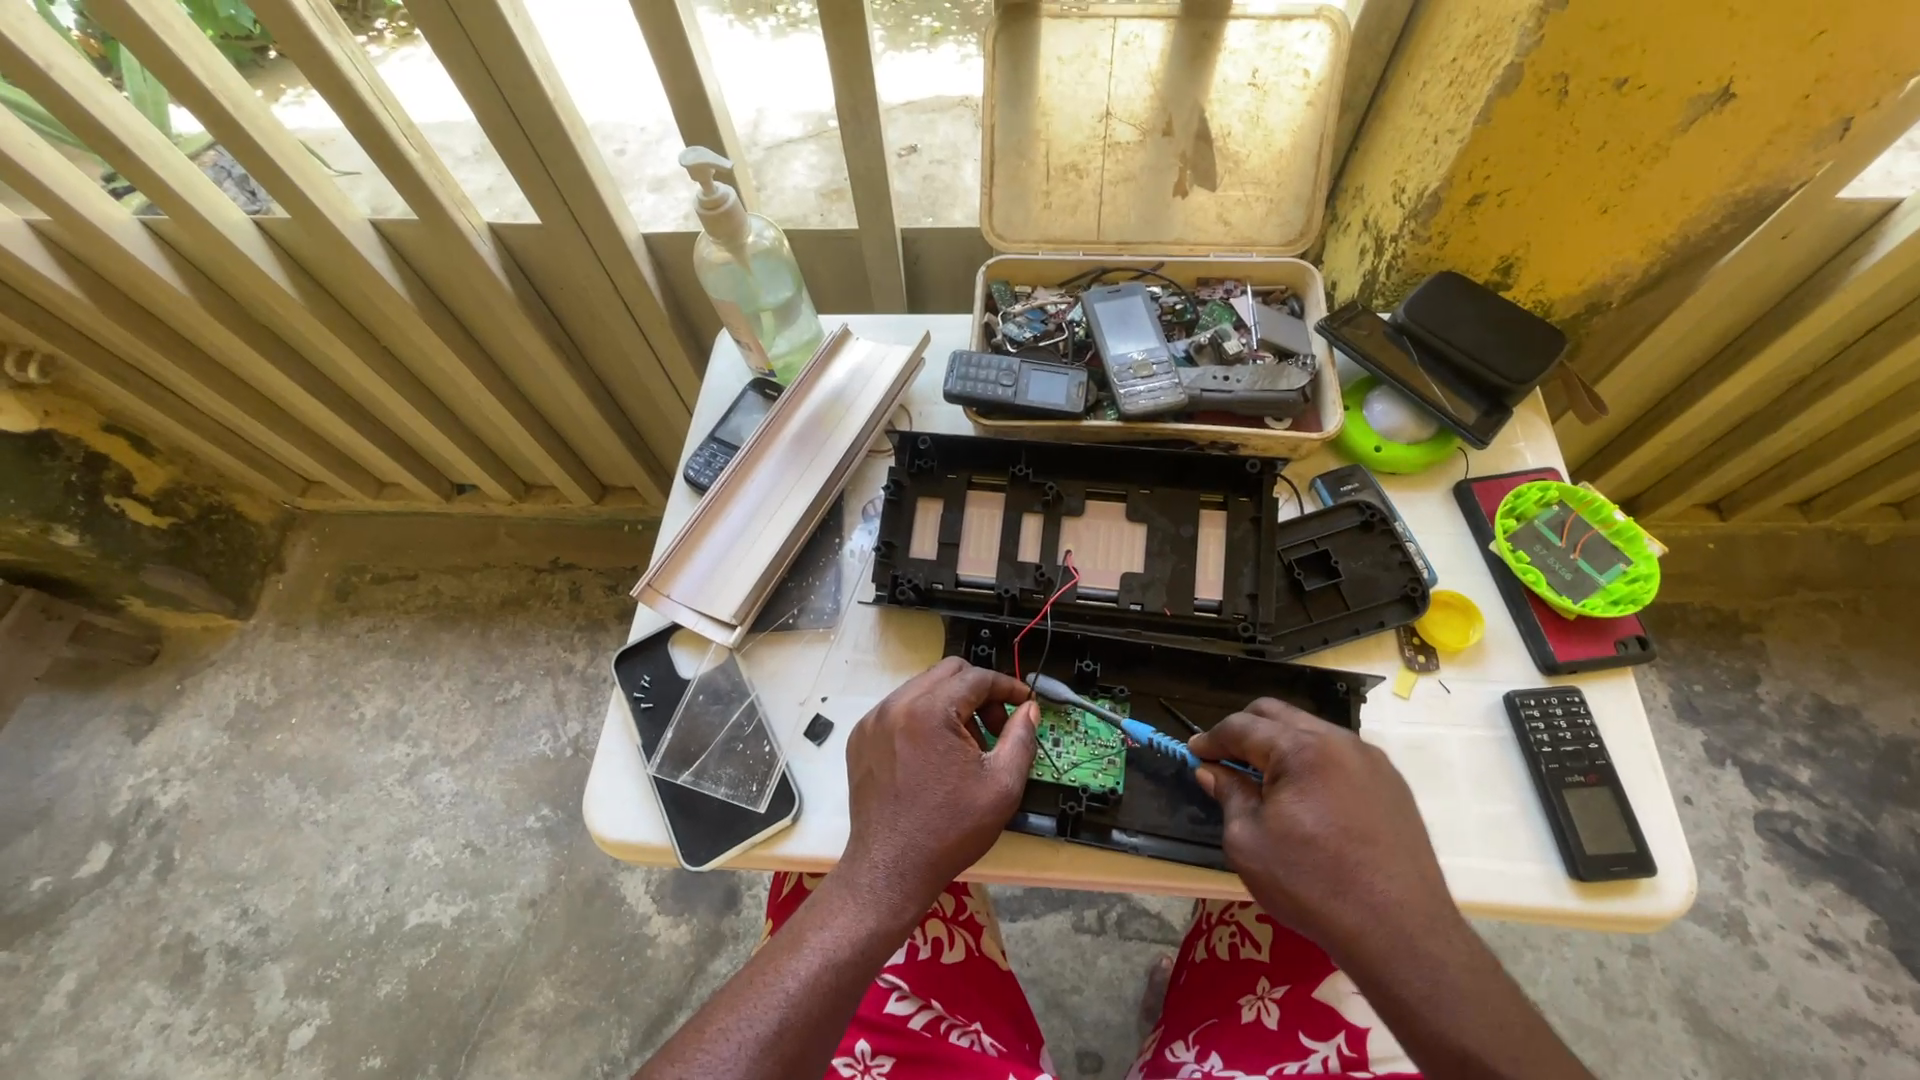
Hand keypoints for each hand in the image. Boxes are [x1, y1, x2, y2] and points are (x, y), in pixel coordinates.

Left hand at [839, 657, 1037, 913]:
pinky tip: (934, 757)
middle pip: (947, 673)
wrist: (891, 869)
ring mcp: (873, 720)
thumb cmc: (950, 830)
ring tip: (965, 748)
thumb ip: (1021, 738)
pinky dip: (924, 719)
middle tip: (995, 729)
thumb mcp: (1002, 785)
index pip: (976, 677)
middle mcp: (896, 705)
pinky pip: (900, 710)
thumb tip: (1029, 708)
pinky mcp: (861, 738)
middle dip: (979, 692)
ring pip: (922, 688)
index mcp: (929, 710)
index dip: (1006, 686)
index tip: (1024, 702)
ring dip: (951, 705)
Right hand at [1189, 699, 1457, 960]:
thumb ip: (1228, 796)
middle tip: (1224, 758)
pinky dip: (1312, 765)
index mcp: (1301, 749)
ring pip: (1312, 733)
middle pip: (1278, 715)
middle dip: (1245, 731)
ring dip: (1280, 746)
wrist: (1400, 931)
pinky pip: (1340, 757)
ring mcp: (1372, 762)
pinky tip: (1305, 799)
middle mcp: (1339, 741)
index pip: (1243, 726)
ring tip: (1263, 780)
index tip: (1193, 753)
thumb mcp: (1248, 842)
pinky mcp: (1392, 786)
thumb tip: (1212, 771)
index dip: (1212, 739)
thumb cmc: (1312, 884)